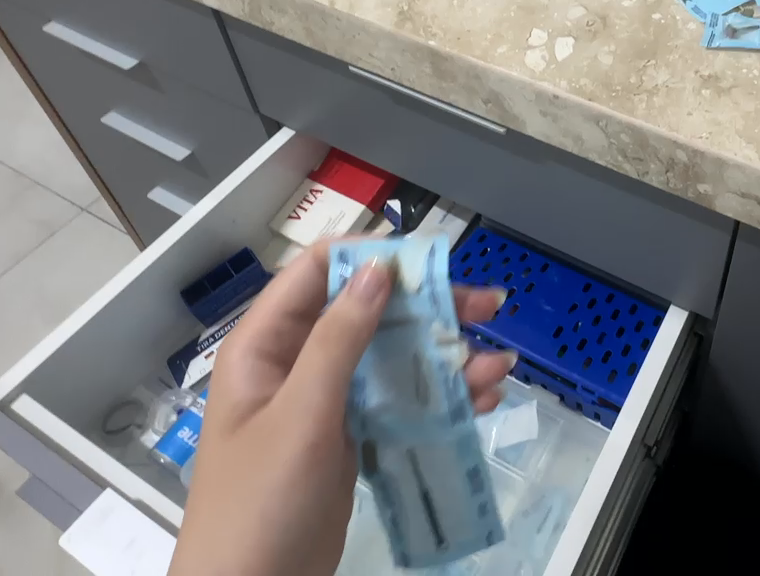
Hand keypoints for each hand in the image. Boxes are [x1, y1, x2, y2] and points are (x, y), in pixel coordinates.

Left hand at [169, 241, 517, 575]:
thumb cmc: (260, 504)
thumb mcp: (300, 416)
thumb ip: (338, 339)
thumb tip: (377, 267)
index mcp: (268, 343)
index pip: (318, 270)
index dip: (370, 256)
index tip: (427, 262)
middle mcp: (299, 359)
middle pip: (370, 309)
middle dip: (430, 306)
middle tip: (489, 305)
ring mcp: (328, 396)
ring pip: (394, 353)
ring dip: (446, 355)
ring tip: (499, 366)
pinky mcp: (353, 430)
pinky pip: (401, 395)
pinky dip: (441, 394)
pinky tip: (482, 399)